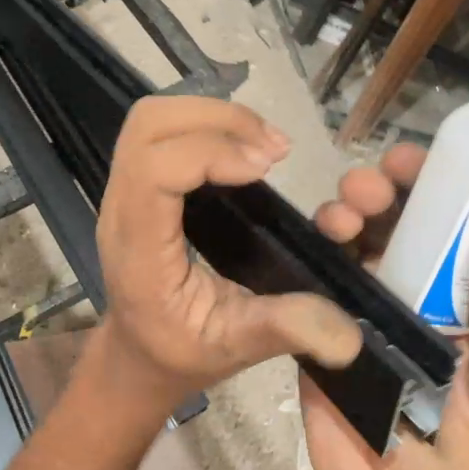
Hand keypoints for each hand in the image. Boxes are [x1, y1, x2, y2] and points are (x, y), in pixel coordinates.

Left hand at [90, 97, 362, 410]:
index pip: (154, 170)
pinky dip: (204, 124)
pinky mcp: (134, 183)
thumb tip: (348, 334)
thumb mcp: (234, 349)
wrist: (137, 354)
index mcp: (138, 250)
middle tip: (275, 151)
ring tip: (267, 147)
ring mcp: (121, 192)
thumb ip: (283, 330)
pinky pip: (159, 131)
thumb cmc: (178, 352)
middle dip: (216, 119)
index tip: (266, 167)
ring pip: (151, 120)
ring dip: (213, 116)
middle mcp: (120, 209)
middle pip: (149, 126)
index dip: (209, 153)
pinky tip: (245, 150)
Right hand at [302, 148, 468, 469]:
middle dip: (394, 186)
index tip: (434, 160)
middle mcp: (424, 285)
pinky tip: (321, 231)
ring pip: (363, 231)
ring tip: (344, 207)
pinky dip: (320, 236)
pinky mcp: (325, 311)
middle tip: (377, 177)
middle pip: (410, 216)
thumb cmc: (461, 446)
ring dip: (354, 203)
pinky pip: (321, 263)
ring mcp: (371, 297)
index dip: (456, 184)